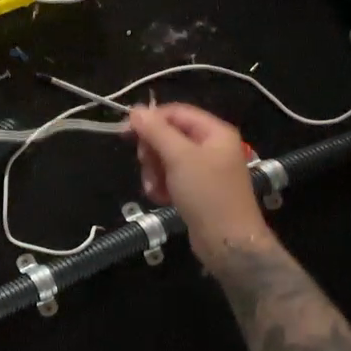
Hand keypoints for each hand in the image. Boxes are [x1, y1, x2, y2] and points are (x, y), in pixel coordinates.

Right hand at [128, 103, 273, 262]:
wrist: (226, 240)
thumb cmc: (207, 193)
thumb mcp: (179, 157)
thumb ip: (156, 131)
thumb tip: (135, 110)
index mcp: (214, 132)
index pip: (175, 113)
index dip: (149, 120)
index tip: (124, 133)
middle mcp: (211, 147)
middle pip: (168, 136)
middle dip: (152, 152)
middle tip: (146, 165)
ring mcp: (203, 169)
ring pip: (165, 159)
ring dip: (154, 172)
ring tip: (156, 189)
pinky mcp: (196, 189)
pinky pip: (170, 177)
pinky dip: (162, 186)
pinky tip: (162, 198)